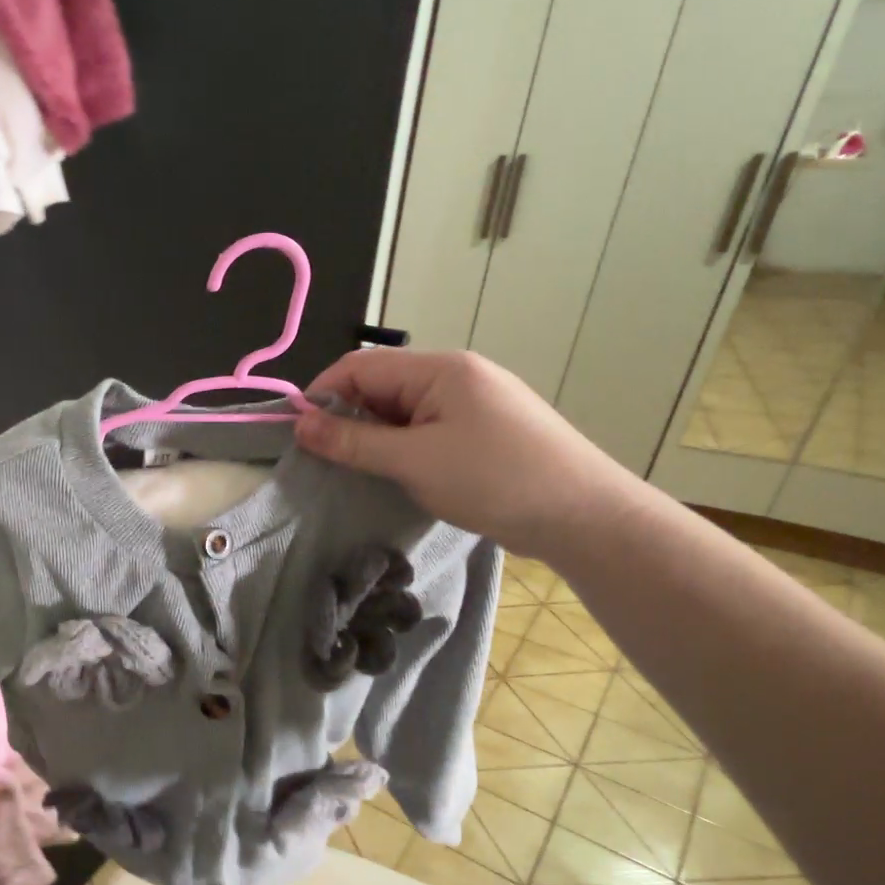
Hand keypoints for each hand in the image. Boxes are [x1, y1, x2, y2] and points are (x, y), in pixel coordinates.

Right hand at [294, 349, 640, 556]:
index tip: (298, 434)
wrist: (586, 517)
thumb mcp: (413, 461)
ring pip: (400, 410)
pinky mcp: (483, 431)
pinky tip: (396, 474)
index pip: (360, 366)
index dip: (322, 394)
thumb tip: (300, 424)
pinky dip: (400, 447)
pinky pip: (424, 428)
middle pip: (380, 385)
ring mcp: (473, 403)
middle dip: (346, 417)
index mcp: (441, 369)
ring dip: (373, 436)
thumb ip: (352, 441)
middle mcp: (456, 376)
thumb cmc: (495, 480)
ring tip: (357, 471)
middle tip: (325, 459)